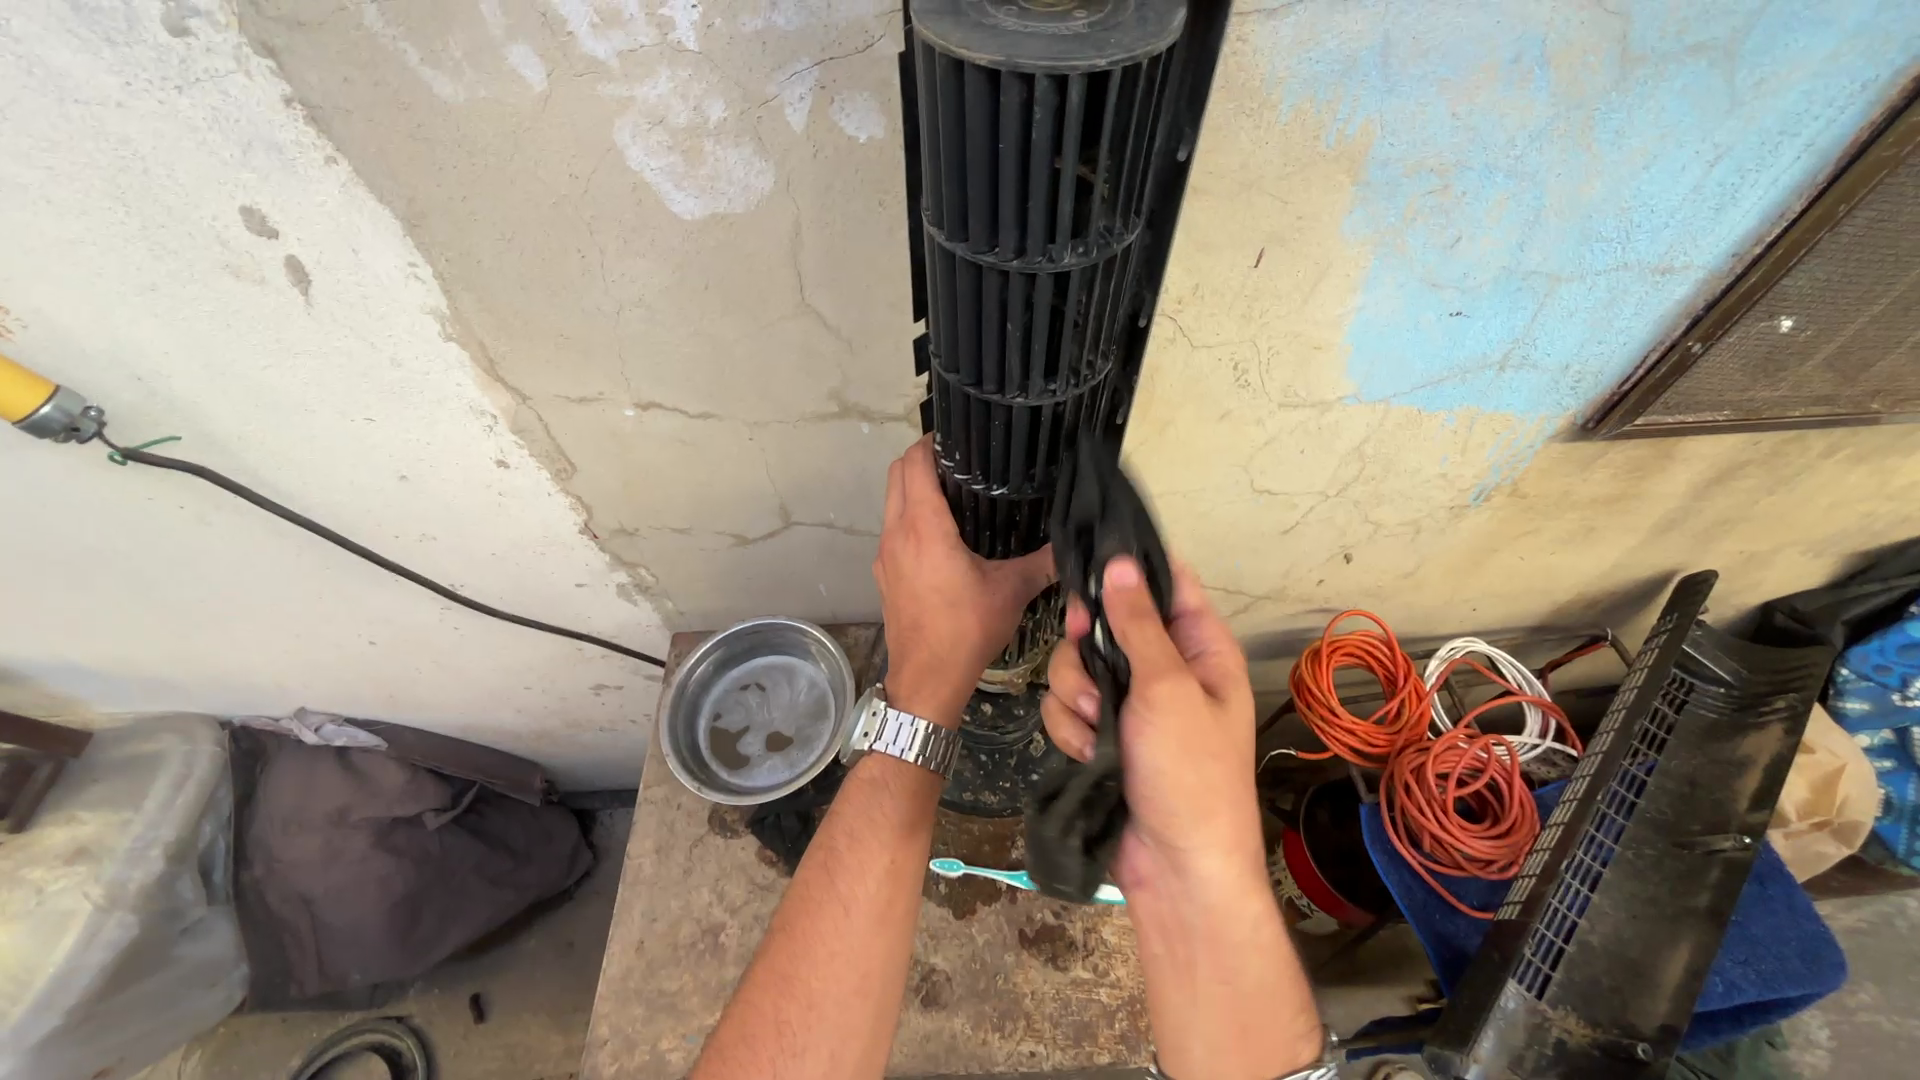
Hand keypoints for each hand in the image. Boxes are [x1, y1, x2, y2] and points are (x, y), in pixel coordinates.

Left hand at [874, 436, 1054, 725]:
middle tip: (959, 463)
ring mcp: (884, 555)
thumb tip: (1071, 544)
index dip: (931, 443)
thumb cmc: (965, 630)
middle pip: (896, 475)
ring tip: (953, 494)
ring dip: (912, 490)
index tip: (958, 439)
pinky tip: (940, 537)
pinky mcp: (884, 575)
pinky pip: (892, 530)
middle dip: (921, 460)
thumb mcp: (1011, 592)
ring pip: (890, 503)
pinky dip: (909, 519)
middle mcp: (896, 534)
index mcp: (924, 527)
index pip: (914, 463)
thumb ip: (1042, 562)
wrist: (926, 680)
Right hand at [1039, 556, 1264, 895]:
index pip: (1166, 584)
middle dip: (1087, 646)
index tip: (1089, 567)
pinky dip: (1070, 728)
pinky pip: (1065, 706)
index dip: (1128, 570)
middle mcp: (1162, 668)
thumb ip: (1138, 624)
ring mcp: (1128, 704)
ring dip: (1076, 695)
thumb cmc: (1189, 772)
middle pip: (1105, 622)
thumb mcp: (1167, 689)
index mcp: (1199, 648)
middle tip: (1087, 662)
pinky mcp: (1099, 734)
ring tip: (1096, 728)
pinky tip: (1085, 752)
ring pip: (1076, 666)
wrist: (1175, 868)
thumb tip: (1120, 563)